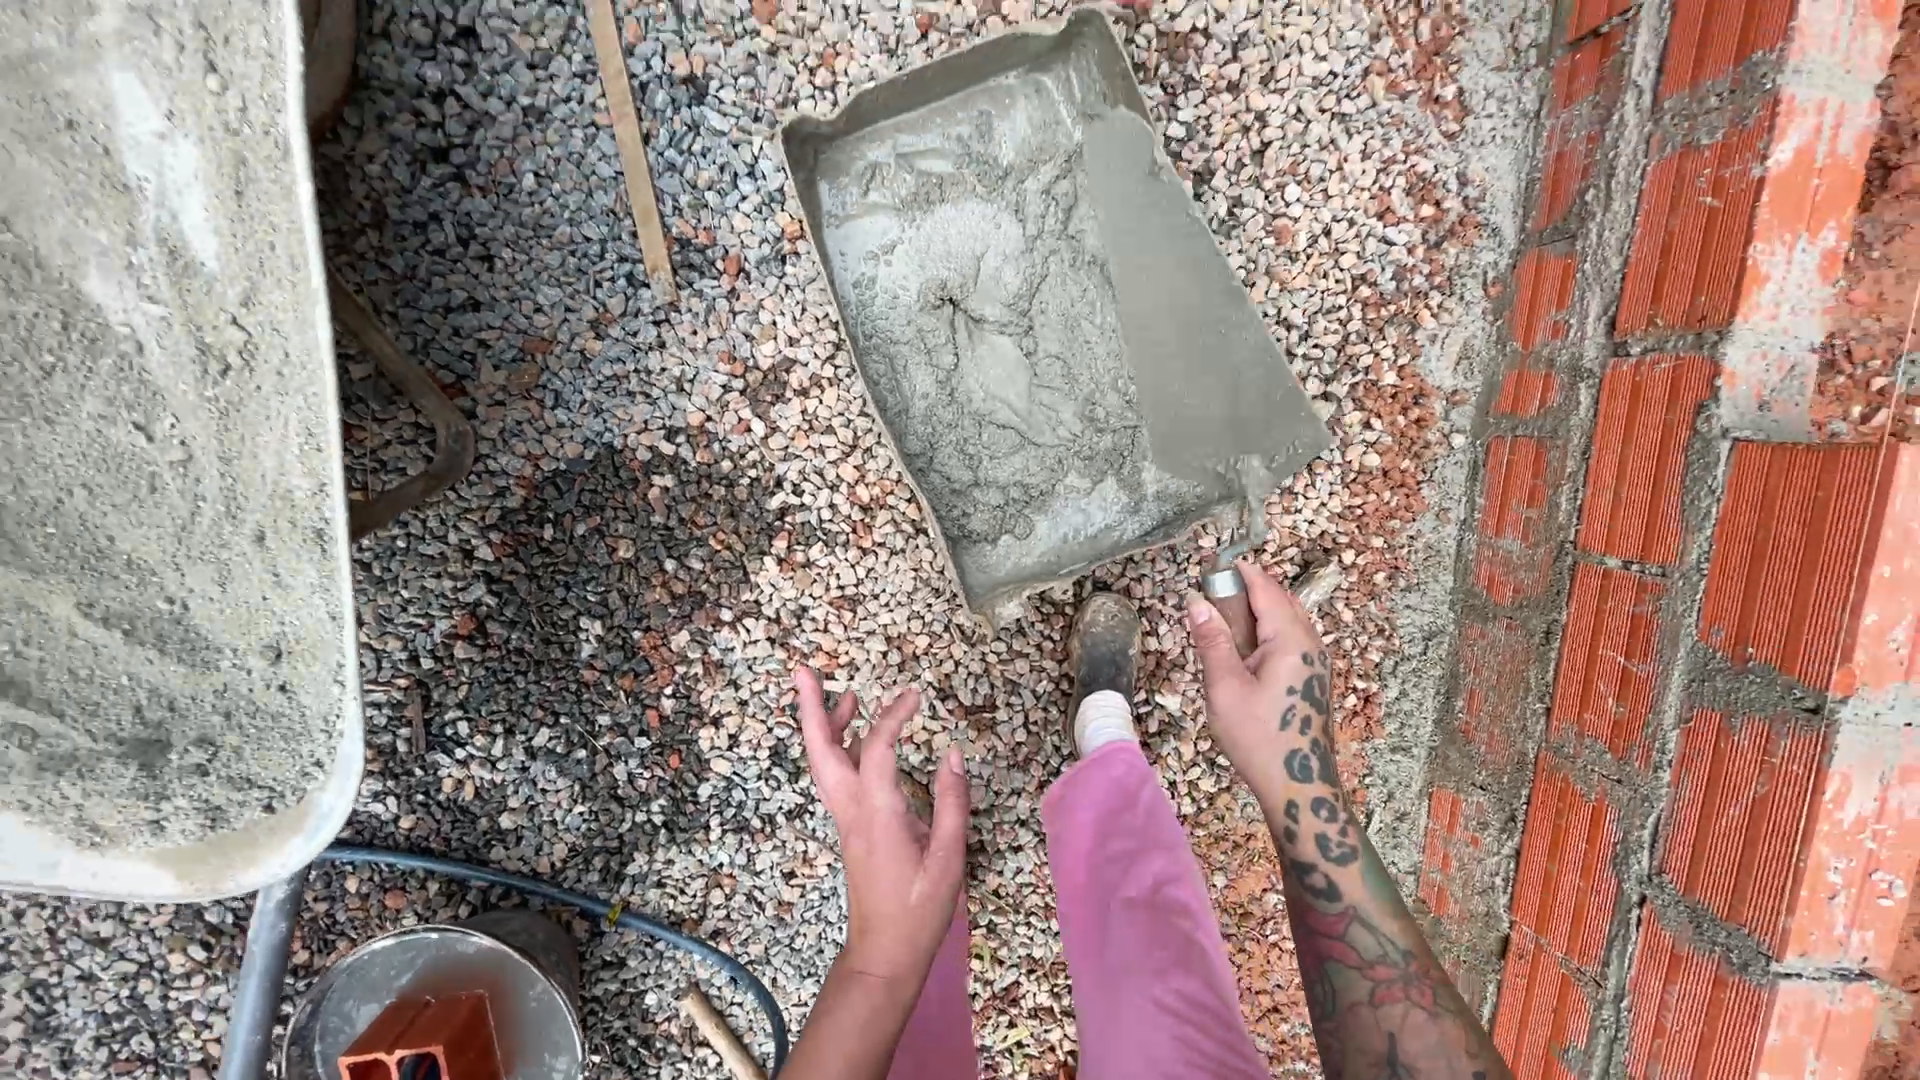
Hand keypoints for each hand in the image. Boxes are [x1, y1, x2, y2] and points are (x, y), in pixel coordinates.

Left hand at [795, 667, 968, 984]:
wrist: (883, 953)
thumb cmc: (919, 910)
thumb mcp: (948, 859)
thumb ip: (952, 803)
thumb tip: (953, 754)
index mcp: (876, 814)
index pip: (877, 749)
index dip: (893, 715)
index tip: (914, 694)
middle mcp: (851, 810)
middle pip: (820, 751)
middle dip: (810, 709)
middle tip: (802, 671)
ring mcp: (846, 818)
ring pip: (823, 763)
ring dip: (822, 725)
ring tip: (842, 694)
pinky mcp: (850, 827)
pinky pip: (836, 776)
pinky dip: (839, 747)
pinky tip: (858, 739)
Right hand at [1185, 559, 1335, 798]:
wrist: (1298, 785)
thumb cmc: (1257, 737)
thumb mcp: (1224, 687)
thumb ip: (1212, 641)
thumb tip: (1196, 602)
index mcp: (1291, 641)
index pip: (1267, 589)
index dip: (1241, 571)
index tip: (1213, 561)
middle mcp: (1310, 645)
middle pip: (1281, 600)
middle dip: (1248, 588)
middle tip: (1211, 589)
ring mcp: (1315, 663)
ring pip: (1287, 620)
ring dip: (1257, 610)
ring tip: (1222, 617)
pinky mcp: (1311, 679)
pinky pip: (1289, 639)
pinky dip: (1265, 630)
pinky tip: (1242, 648)